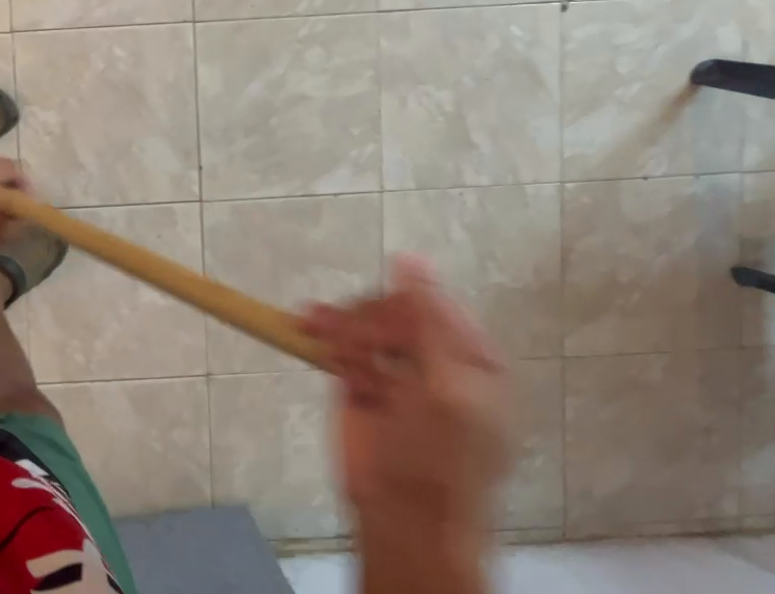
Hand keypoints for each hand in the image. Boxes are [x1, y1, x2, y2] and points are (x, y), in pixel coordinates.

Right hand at [298, 256, 509, 534]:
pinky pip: (340, 347)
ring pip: (361, 325)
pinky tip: (305, 330)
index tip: (375, 320)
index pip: (431, 306)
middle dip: (365, 318)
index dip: (400, 305)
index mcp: (469, 358)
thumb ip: (427, 320)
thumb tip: (409, 257)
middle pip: (392, 312)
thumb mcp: (447, 386)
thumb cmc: (441, 458)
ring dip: (338, 323)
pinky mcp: (357, 385)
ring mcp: (393, 372)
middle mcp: (432, 359)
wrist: (405, 518)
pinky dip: (324, 337)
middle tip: (347, 339)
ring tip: (312, 326)